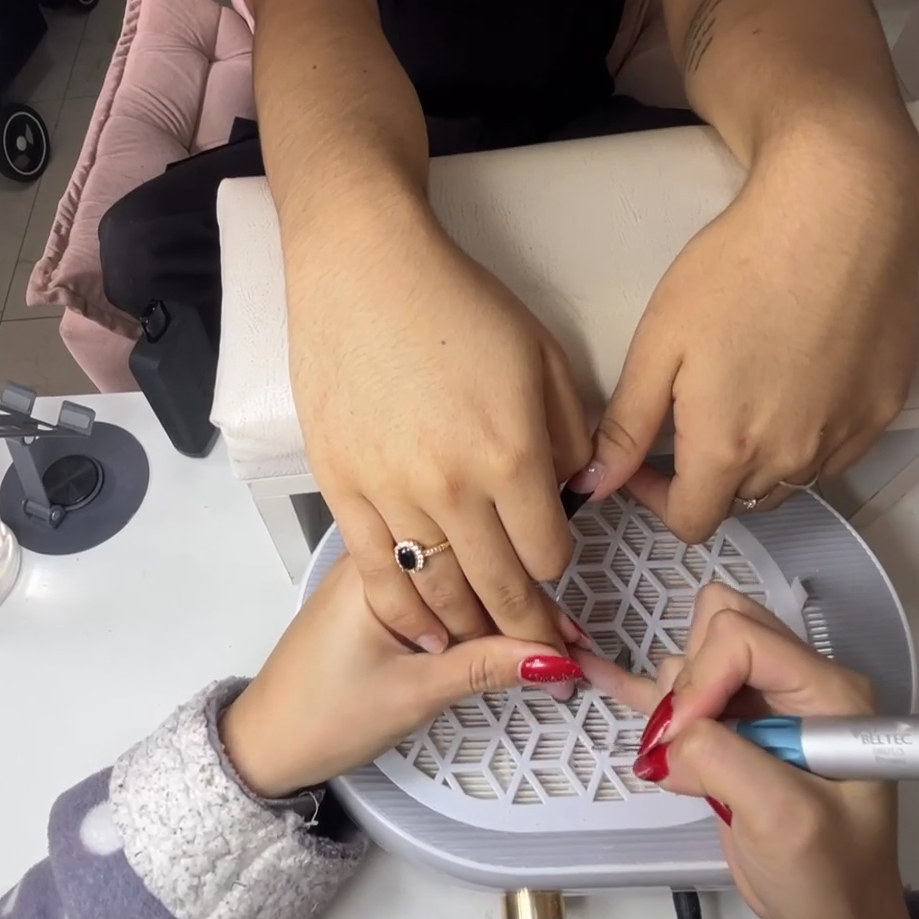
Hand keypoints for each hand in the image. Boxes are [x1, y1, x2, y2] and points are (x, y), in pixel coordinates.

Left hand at [222, 560, 583, 798]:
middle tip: (573, 645)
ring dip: (498, 617)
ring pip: (453, 587)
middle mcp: (376, 557)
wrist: (265, 741)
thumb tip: (555, 659)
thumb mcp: (413, 692)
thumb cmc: (325, 715)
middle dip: (521, 611)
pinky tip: (501, 642)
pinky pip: (433, 599)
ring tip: (551, 645)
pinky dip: (468, 622)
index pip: (470, 570)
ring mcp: (374, 576)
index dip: (527, 606)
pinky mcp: (375, 600)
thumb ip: (484, 666)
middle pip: (466, 573)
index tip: (573, 639)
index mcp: (377, 564)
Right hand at [290, 223, 590, 651]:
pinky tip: (425, 639)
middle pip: (499, 586)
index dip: (559, 571)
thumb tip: (578, 491)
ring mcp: (390, 496)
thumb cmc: (458, 304)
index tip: (557, 575)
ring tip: (484, 645)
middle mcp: (454, 491)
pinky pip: (375, 575)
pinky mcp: (341, 490)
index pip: (549, 550)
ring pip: (438, 592)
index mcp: (512, 457)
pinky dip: (405, 615)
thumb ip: (570, 433)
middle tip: (540, 645)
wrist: (361, 272)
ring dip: (468, 629)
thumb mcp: (541, 355)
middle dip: (526, 624)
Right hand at [573, 583, 918, 918]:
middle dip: (688, 678)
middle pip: (718, 626)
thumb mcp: (786, 820)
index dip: (701, 679)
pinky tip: (597, 669)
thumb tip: (666, 739)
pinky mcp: (724, 725)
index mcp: (829, 691)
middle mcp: (795, 683)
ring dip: (671, 700)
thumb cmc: (830, 880)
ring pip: (690, 655)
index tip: (683, 740)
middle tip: (685, 739)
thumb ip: (722, 758)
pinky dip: (634, 682)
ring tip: (680, 758)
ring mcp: (757, 702)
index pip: (743, 637)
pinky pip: (671, 687)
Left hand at [576, 136, 918, 541]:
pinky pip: (833, 455)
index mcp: (730, 447)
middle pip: (736, 504)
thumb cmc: (735, 271)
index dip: (655, 501)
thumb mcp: (658, 348)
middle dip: (700, 480)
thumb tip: (592, 487)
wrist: (840, 209)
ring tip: (736, 405)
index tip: (640, 462)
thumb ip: (625, 429)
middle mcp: (794, 456)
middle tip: (684, 425)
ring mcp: (847, 435)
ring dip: (751, 465)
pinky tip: (790, 391)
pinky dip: (801, 443)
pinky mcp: (886, 408)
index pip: (691, 522)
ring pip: (786, 483)